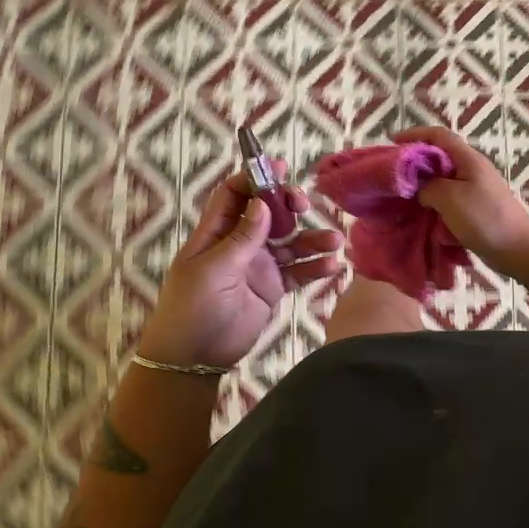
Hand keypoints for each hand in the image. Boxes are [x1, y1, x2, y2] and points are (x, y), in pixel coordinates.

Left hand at [139, 162, 344, 370]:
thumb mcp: (214, 268)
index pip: (235, 195)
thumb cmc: (193, 307)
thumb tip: (262, 203)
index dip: (255, 178)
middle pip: (270, 213)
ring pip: (291, 243)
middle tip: (304, 206)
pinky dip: (316, 268)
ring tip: (335, 241)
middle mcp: (241, 244)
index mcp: (217, 233)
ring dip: (313, 239)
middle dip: (289, 205)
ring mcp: (259, 265)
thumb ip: (242, 237)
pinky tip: (333, 267)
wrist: (193, 357)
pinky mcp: (273, 288)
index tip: (279, 169)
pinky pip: (299, 272)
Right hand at [392, 127, 528, 276]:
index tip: (392, 142)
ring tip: (402, 195)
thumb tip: (420, 188)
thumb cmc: (485, 219)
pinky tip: (421, 213)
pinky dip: (433, 203)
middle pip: (440, 157)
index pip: (440, 136)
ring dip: (423, 185)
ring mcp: (475, 190)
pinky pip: (449, 199)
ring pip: (443, 180)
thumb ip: (429, 186)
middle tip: (392, 174)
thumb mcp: (451, 198)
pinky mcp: (475, 209)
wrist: (518, 249)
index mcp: (469, 159)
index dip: (415, 134)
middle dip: (415, 162)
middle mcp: (472, 170)